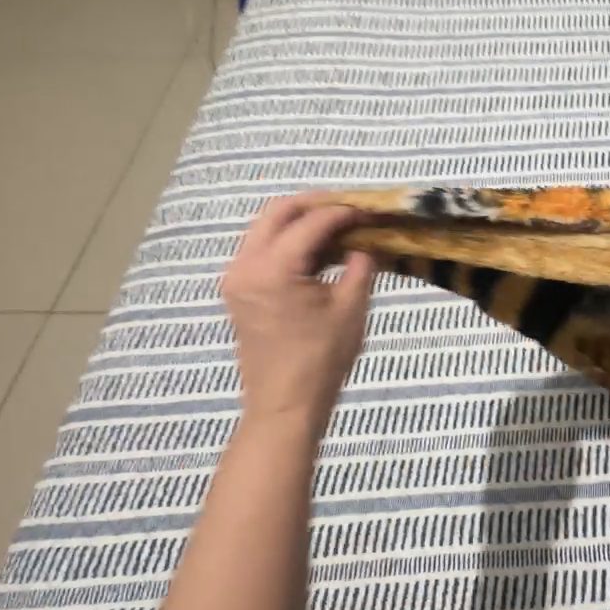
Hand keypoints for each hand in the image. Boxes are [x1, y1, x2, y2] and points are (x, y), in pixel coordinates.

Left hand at [220, 193, 376, 427]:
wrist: (285, 405)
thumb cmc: (322, 358)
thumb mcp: (351, 306)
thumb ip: (362, 264)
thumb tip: (370, 240)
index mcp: (273, 268)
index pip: (312, 222)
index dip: (345, 212)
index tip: (372, 212)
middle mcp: (245, 266)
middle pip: (278, 212)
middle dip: (317, 204)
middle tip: (351, 208)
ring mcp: (237, 278)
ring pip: (267, 228)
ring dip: (302, 221)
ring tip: (340, 227)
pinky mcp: (240, 291)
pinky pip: (263, 249)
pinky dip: (291, 241)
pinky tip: (322, 251)